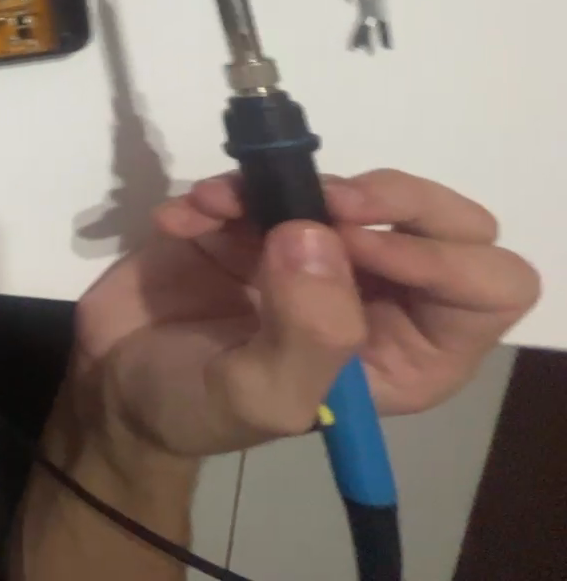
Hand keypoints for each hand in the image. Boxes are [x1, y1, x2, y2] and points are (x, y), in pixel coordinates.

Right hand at [70, 168, 538, 460]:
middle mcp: (366, 293)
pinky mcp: (233, 230)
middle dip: (385, 196)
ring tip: (207, 204)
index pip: (481, 285)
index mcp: (404, 347)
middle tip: (319, 195)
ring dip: (270, 186)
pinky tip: (173, 220)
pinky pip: (243, 189)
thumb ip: (306, 328)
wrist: (111, 385)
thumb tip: (313, 234)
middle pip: (434, 221)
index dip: (435, 254)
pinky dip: (210, 194)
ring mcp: (295, 255)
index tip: (349, 241)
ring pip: (330, 191)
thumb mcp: (261, 393)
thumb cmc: (196, 408)